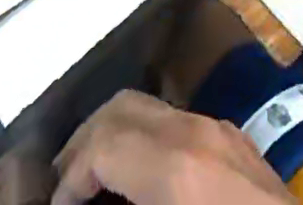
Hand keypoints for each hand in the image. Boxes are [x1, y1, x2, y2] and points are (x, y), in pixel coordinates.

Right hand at [52, 90, 294, 204]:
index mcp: (177, 168)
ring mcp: (220, 130)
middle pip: (121, 108)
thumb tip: (84, 197)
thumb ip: (124, 203)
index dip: (68, 179)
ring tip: (97, 177)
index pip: (101, 146)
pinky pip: (176, 121)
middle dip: (84, 143)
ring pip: (148, 107)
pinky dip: (145, 138)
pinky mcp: (236, 140)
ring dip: (114, 134)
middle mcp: (196, 132)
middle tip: (66, 185)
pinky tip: (141, 175)